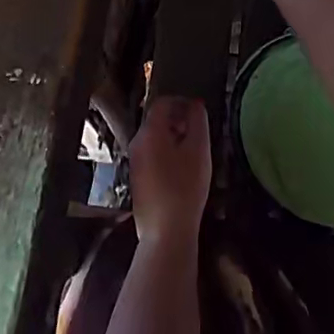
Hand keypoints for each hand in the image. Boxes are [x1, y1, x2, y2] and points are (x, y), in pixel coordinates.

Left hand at [129, 97, 210, 245]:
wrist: (165, 232)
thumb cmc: (185, 187)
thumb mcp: (199, 150)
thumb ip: (198, 121)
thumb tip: (196, 105)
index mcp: (150, 131)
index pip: (163, 103)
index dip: (181, 102)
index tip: (198, 111)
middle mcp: (137, 142)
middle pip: (156, 120)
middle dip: (177, 119)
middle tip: (197, 131)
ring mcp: (134, 161)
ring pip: (153, 138)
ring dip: (172, 137)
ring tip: (192, 150)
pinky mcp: (136, 179)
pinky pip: (151, 154)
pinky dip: (165, 153)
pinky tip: (180, 170)